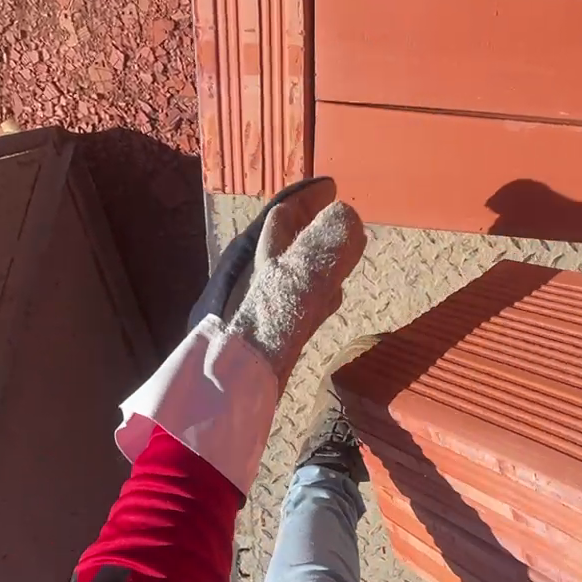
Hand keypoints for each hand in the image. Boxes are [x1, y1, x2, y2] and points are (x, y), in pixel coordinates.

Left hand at [223, 181, 365, 386]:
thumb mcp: (291, 284)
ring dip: (320, 259)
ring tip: (348, 250)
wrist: (233, 395)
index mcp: (248, 261)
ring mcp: (260, 310)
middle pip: (284, 244)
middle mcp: (250, 281)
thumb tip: (346, 216)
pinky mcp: (269, 338)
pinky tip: (335, 298)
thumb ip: (320, 250)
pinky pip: (298, 304)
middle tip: (341, 215)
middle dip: (312, 226)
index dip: (305, 198)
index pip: (279, 218)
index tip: (332, 187)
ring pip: (293, 273)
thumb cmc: (257, 336)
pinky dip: (319, 292)